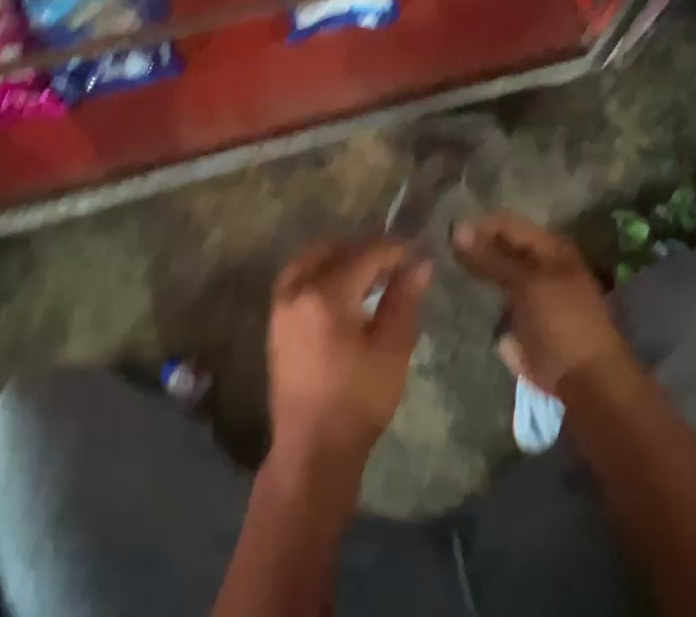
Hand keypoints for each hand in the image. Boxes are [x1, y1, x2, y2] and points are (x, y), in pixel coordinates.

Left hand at [267, 242, 430, 463]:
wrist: (313, 446)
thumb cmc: (359, 399)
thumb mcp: (392, 349)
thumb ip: (404, 300)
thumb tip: (420, 264)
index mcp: (325, 294)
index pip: (364, 254)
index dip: (393, 248)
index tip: (417, 250)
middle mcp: (296, 290)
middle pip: (331, 250)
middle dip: (364, 250)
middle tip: (395, 263)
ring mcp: (280, 307)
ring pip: (310, 263)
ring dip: (340, 260)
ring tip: (371, 277)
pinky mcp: (275, 324)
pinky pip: (298, 282)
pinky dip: (321, 276)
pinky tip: (345, 296)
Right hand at [453, 212, 630, 394]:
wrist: (583, 379)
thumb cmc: (562, 322)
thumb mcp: (527, 283)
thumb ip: (492, 257)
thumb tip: (456, 228)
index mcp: (549, 247)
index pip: (505, 223)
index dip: (477, 226)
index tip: (445, 235)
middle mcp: (537, 263)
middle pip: (498, 246)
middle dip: (471, 247)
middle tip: (437, 253)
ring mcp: (526, 291)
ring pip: (491, 272)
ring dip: (470, 270)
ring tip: (439, 270)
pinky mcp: (516, 317)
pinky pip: (490, 297)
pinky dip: (474, 294)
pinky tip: (450, 293)